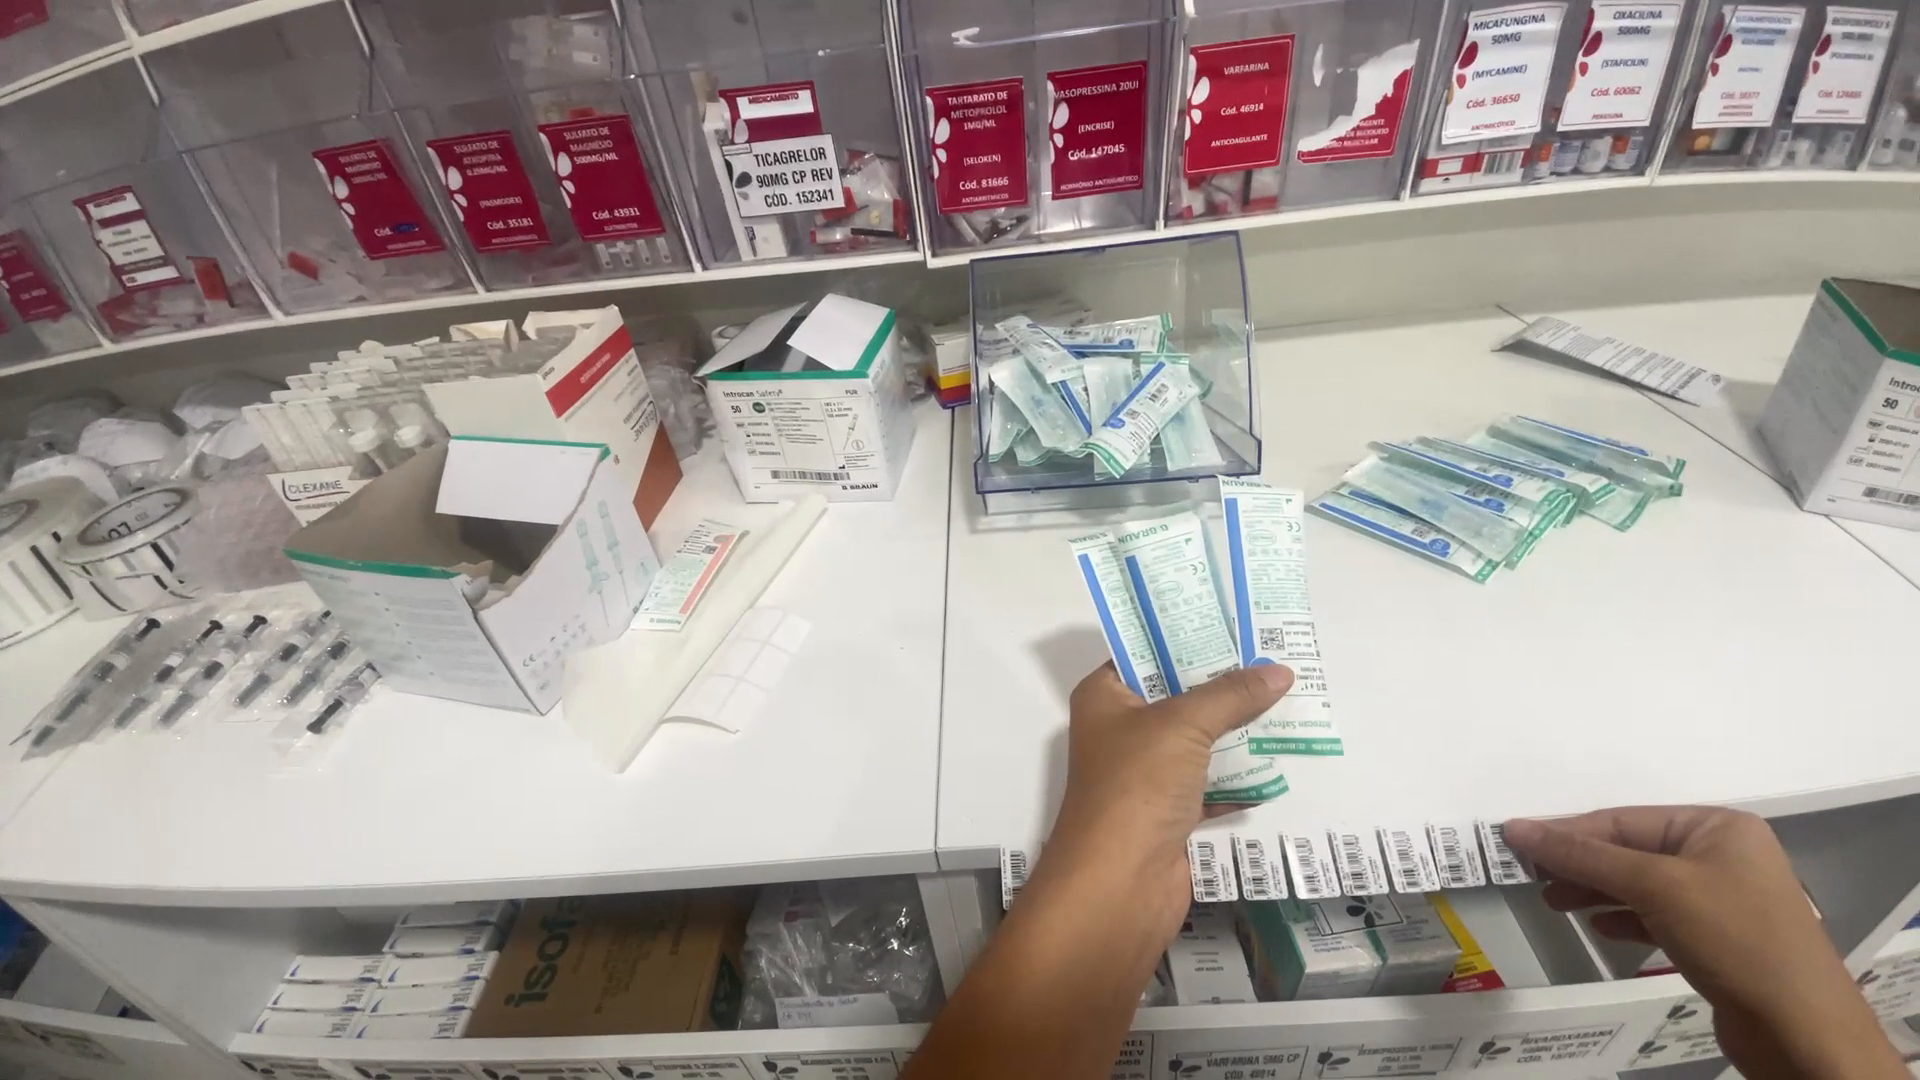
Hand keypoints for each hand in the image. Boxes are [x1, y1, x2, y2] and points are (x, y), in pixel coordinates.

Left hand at [1035, 662, 1292, 941]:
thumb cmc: (1137, 785)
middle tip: (1275, 662)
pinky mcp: (1168, 811)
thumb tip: (1278, 670)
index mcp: (1105, 696)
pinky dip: (1240, 776)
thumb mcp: (1182, 725)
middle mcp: (1120, 728)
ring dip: (1237, 729)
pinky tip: (1281, 761)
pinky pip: (1210, 781)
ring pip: (1197, 739)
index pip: (1144, 651)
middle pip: (1176, 694)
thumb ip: (1230, 694)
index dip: (1186, 637)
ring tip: (1290, 702)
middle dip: (1224, 683)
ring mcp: (1144, 772)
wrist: (1119, 884)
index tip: (1235, 624)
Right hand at [1504, 807, 1903, 1079]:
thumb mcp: (1651, 887)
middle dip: (1579, 865)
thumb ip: (1580, 855)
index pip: (1621, 821)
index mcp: (1716, 828)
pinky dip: (1622, 917)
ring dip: (1593, 891)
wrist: (1806, 1036)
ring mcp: (1722, 896)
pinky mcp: (1718, 935)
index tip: (1518, 846)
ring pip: (1637, 883)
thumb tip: (1513, 827)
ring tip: (1554, 903)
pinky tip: (1600, 927)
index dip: (1567, 833)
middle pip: (1627, 850)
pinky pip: (1655, 913)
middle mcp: (1722, 854)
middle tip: (1532, 877)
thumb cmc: (1733, 939)